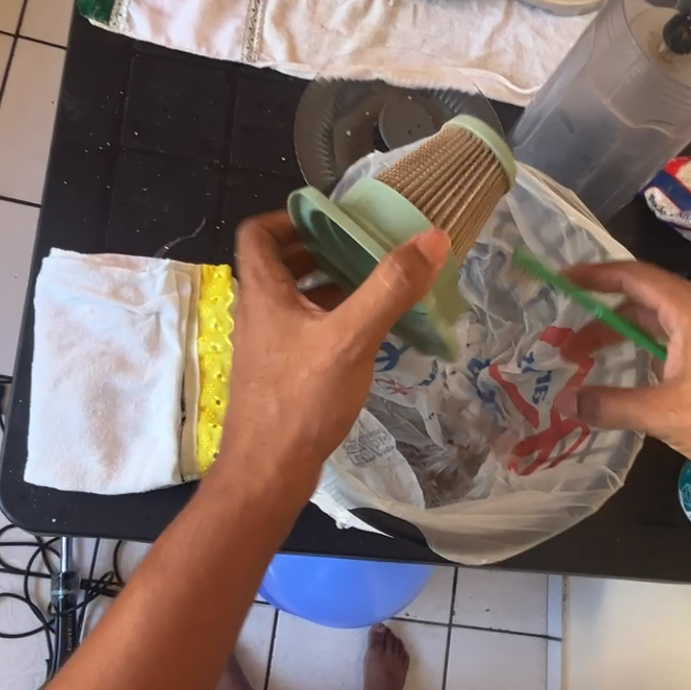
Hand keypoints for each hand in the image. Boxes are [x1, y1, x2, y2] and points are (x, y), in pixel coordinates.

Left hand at [212, 212, 446, 499]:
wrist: (268, 471)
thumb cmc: (301, 400)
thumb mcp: (350, 338)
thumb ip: (389, 288)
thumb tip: (431, 239)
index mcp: (263, 293)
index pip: (258, 234)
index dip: (290, 217)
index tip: (332, 219)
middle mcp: (259, 314)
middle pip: (282, 266)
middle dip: (323, 252)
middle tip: (366, 250)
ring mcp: (268, 349)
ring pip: (297, 303)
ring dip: (331, 289)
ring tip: (376, 287)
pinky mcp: (281, 377)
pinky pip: (307, 335)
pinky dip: (333, 325)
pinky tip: (368, 338)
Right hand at [563, 260, 690, 493]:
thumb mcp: (666, 415)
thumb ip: (613, 406)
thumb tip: (571, 403)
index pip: (635, 277)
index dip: (596, 275)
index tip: (564, 279)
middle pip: (649, 301)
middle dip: (606, 321)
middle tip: (572, 348)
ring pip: (671, 323)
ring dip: (632, 338)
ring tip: (602, 364)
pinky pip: (690, 340)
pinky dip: (658, 351)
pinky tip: (650, 381)